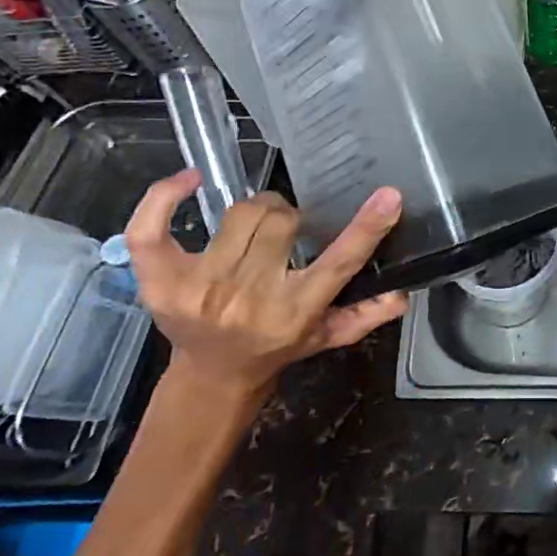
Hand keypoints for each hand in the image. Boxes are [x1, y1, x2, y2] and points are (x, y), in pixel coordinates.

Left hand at [125, 170, 409, 396]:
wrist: (212, 375)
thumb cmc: (278, 347)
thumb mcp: (329, 335)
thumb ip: (367, 313)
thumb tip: (405, 292)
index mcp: (294, 312)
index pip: (338, 263)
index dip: (366, 228)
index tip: (389, 196)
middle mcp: (247, 298)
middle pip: (280, 221)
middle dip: (290, 216)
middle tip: (290, 229)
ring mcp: (198, 288)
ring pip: (238, 213)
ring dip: (256, 211)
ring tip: (258, 226)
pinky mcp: (159, 282)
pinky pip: (151, 227)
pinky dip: (164, 197)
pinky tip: (188, 180)